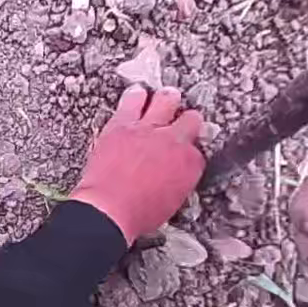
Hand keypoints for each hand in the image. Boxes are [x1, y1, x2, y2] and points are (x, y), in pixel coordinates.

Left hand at [70, 85, 204, 244]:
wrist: (109, 209)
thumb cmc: (137, 213)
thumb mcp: (171, 202)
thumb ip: (177, 180)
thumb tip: (173, 174)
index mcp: (190, 164)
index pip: (197, 149)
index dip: (189, 148)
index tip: (183, 148)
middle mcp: (174, 142)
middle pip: (190, 119)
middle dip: (187, 120)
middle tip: (182, 119)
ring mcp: (149, 129)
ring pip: (166, 101)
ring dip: (167, 99)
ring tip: (167, 96)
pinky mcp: (123, 124)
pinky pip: (133, 101)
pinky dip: (136, 96)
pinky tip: (137, 93)